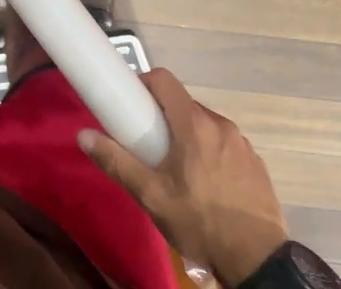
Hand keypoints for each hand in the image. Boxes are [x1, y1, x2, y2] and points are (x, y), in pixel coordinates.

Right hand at [79, 69, 287, 286]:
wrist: (257, 261)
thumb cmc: (199, 221)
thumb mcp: (151, 195)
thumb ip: (116, 162)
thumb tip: (83, 135)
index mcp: (194, 124)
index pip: (165, 80)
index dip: (144, 84)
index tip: (132, 105)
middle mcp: (221, 125)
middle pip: (185, 105)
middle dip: (164, 118)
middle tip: (149, 146)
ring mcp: (243, 145)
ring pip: (207, 126)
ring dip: (189, 137)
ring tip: (178, 171)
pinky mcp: (257, 165)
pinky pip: (226, 147)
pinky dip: (212, 154)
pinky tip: (207, 186)